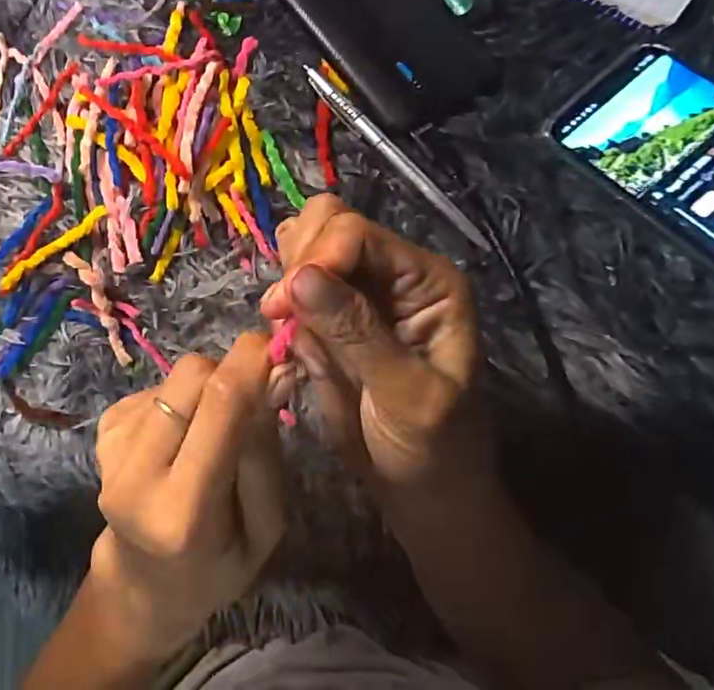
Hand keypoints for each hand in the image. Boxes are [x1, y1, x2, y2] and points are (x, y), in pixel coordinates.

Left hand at [87, 333, 286, 656]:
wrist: (142, 580)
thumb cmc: (217, 564)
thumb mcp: (264, 527)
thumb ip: (266, 451)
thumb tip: (275, 372)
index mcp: (182, 510)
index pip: (221, 406)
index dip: (251, 364)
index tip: (277, 346)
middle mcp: (135, 472)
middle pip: (191, 375)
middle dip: (229, 372)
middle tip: (249, 398)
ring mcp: (112, 446)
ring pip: (173, 375)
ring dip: (204, 390)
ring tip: (208, 433)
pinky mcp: (103, 428)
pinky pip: (156, 386)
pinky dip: (180, 400)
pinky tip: (180, 438)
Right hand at [261, 195, 487, 496]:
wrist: (423, 491)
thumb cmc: (434, 448)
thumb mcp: (406, 395)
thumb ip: (356, 332)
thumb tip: (299, 278)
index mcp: (425, 279)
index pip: (357, 233)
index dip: (317, 256)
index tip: (287, 305)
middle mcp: (390, 272)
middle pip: (326, 222)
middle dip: (298, 261)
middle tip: (285, 314)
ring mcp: (356, 288)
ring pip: (302, 243)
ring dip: (285, 279)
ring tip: (287, 324)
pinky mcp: (326, 311)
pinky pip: (289, 282)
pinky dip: (279, 301)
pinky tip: (286, 333)